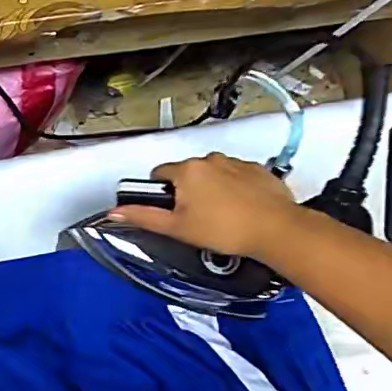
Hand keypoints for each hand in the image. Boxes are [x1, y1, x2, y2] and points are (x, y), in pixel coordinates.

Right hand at [108, 153, 303, 258]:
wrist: (276, 231)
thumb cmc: (225, 230)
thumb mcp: (177, 228)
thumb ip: (144, 217)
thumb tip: (115, 212)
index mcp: (186, 171)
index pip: (160, 174)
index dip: (162, 194)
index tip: (171, 211)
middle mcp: (210, 159)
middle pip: (187, 173)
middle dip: (188, 192)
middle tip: (195, 218)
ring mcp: (236, 163)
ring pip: (213, 174)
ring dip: (212, 189)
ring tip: (221, 216)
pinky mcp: (258, 170)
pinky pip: (238, 176)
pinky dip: (235, 189)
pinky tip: (240, 209)